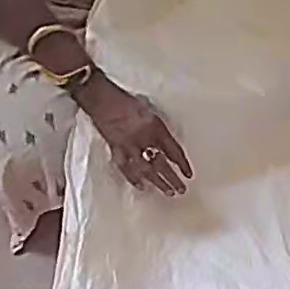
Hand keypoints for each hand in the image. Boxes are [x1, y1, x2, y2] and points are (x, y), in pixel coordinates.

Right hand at [76, 78, 193, 194]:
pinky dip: (134, 178)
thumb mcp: (151, 114)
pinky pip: (126, 167)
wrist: (101, 96)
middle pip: (162, 163)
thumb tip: (169, 149)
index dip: (182, 163)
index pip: (174, 150)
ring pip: (146, 169)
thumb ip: (161, 132)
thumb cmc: (126, 102)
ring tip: (169, 192)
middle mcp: (143, 138)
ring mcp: (129, 145)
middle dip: (173, 178)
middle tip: (181, 189)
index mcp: (155, 128)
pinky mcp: (116, 148)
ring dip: (158, 182)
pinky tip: (142, 186)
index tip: (188, 174)